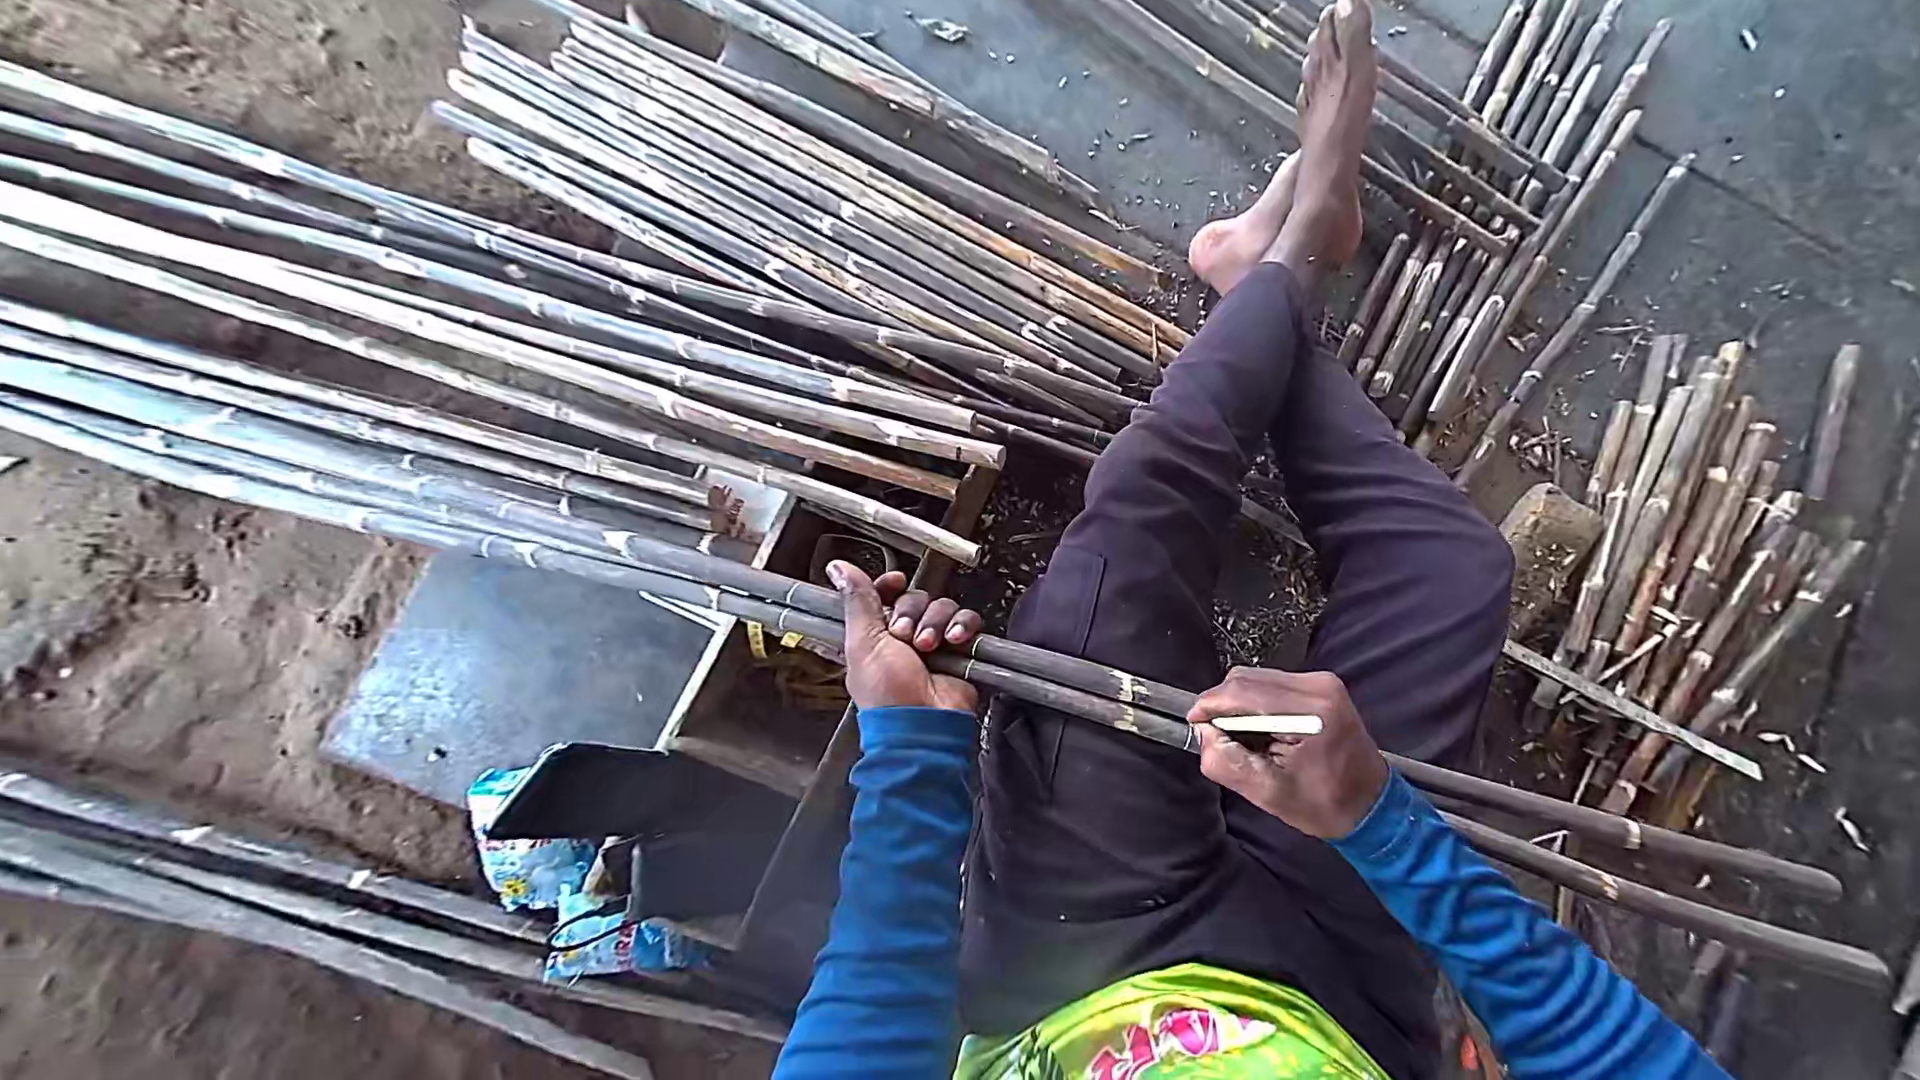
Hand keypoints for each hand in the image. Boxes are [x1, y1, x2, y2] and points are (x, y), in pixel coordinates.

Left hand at [830, 560, 981, 712]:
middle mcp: (905, 637)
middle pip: (915, 598)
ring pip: (942, 607)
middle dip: (912, 612)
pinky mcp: (960, 650)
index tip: (895, 583)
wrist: (924, 725)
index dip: (890, 585)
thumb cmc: (887, 694)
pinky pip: (966, 621)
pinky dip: (962, 627)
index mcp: (875, 634)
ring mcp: (934, 643)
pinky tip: (954, 641)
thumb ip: (856, 601)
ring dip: (936, 622)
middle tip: (906, 635)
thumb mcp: (863, 642)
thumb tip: (838, 568)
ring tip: (929, 646)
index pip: (885, 594)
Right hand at [1187, 667, 1387, 838]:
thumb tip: (1204, 732)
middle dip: (1224, 707)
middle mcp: (1319, 687)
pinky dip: (1254, 703)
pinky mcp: (1318, 684)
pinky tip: (1264, 729)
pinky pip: (1267, 683)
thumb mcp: (1267, 793)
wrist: (1372, 807)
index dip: (1209, 705)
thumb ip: (1224, 761)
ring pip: (1252, 678)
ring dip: (1238, 705)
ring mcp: (1321, 682)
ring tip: (1249, 737)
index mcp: (1312, 712)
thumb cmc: (1328, 804)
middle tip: (1224, 738)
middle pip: (1243, 680)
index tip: (1196, 724)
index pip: (1240, 691)